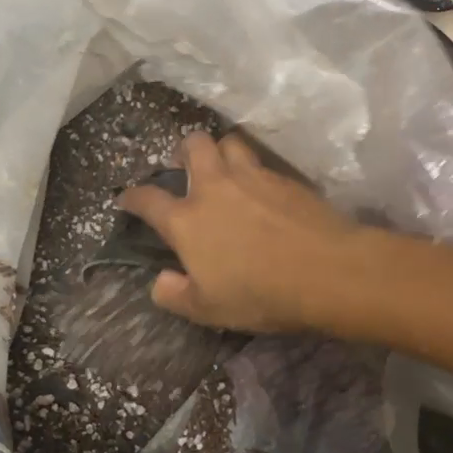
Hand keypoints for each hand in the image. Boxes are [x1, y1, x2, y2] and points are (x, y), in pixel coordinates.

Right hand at [118, 133, 364, 332]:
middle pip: (193, 145)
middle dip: (183, 150)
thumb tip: (160, 280)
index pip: (148, 199)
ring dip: (221, 151)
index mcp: (186, 220)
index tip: (126, 199)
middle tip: (184, 164)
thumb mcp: (207, 309)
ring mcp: (252, 177)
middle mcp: (214, 187)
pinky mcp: (286, 179)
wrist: (327, 271)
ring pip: (230, 143)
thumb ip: (174, 295)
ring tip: (224, 167)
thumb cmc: (259, 294)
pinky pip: (262, 163)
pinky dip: (254, 170)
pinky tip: (261, 189)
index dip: (132, 197)